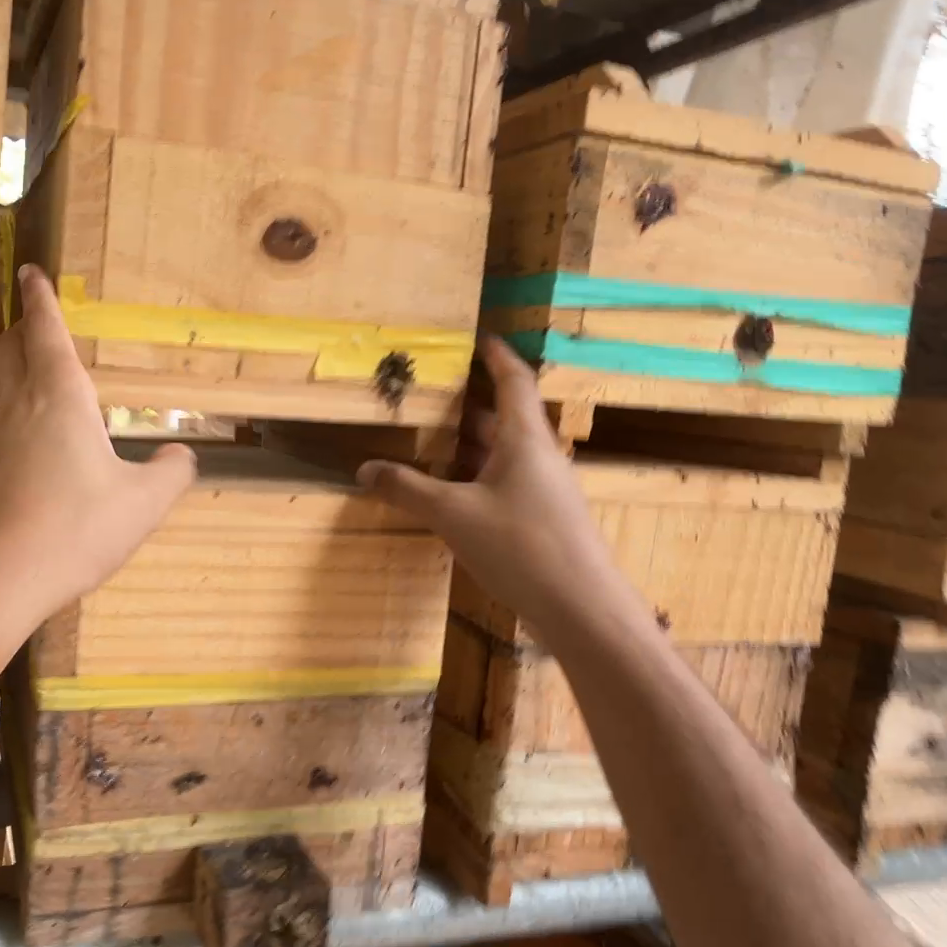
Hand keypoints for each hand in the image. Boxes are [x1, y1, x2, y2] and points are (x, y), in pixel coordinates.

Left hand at [0, 265, 196, 627]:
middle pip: (12, 350)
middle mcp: (21, 410)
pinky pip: (3, 430)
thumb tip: (182, 453)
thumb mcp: (142, 504)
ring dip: (17, 371)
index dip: (40, 297)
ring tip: (37, 374)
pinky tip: (37, 449)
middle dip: (21, 326)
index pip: (45, 330)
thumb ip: (170, 472)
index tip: (29, 271)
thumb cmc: (73, 530)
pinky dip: (19, 418)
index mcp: (60, 397)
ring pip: (4, 390)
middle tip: (29, 313)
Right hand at [356, 337, 613, 624]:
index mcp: (524, 439)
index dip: (496, 356)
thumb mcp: (452, 514)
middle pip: (505, 417)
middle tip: (430, 394)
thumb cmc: (520, 546)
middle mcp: (539, 456)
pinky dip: (477, 475)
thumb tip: (363, 469)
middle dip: (469, 404)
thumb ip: (407, 489)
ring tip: (429, 439)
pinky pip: (506, 482)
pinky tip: (449, 493)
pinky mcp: (544, 519)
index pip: (513, 381)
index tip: (478, 337)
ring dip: (470, 444)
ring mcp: (545, 490)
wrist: (582, 609)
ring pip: (504, 453)